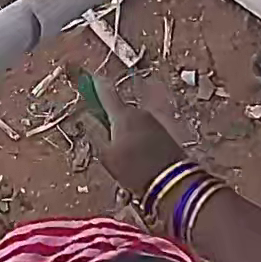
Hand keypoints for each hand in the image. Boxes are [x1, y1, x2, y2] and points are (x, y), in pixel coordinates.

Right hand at [82, 71, 186, 198]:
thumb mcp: (105, 153)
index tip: (86, 77)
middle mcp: (138, 113)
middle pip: (117, 108)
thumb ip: (94, 130)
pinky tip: (134, 153)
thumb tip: (86, 114)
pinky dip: (135, 135)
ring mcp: (153, 121)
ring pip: (130, 119)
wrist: (174, 183)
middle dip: (108, 117)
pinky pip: (142, 128)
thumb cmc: (134, 169)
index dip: (94, 84)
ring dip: (122, 128)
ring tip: (120, 151)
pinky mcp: (163, 132)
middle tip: (102, 136)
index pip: (105, 92)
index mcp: (122, 115)